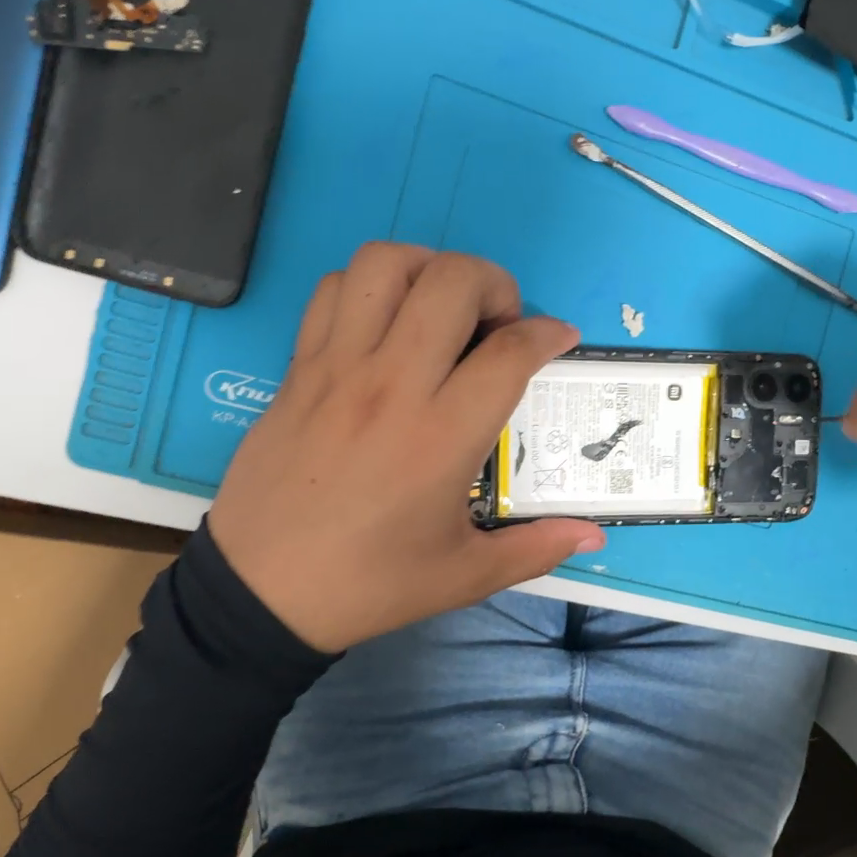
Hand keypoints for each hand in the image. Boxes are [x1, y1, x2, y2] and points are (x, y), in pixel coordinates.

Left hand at [208, 244, 605, 651]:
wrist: (261, 591)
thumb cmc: (370, 584)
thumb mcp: (465, 576)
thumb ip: (536, 549)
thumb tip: (594, 534)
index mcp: (442, 436)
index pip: (509, 351)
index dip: (548, 333)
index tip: (559, 339)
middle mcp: (393, 385)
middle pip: (453, 282)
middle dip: (496, 284)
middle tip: (501, 323)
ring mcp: (338, 368)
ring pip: (386, 265)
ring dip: (429, 268)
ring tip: (443, 306)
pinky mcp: (299, 368)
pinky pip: (332, 290)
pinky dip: (369, 286)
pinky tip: (385, 322)